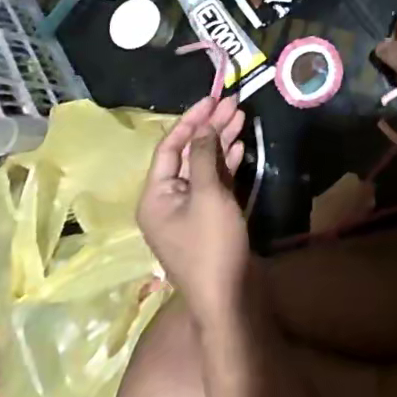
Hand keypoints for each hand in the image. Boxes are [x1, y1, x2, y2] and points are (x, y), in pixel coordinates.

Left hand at [138, 96, 249, 319]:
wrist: (228, 296)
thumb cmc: (211, 245)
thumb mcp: (208, 196)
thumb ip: (205, 157)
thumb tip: (203, 127)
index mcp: (155, 196)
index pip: (169, 147)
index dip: (191, 120)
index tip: (213, 99)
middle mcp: (166, 201)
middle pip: (188, 153)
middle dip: (210, 128)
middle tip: (234, 103)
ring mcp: (187, 211)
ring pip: (203, 166)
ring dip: (221, 141)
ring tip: (241, 117)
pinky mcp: (208, 218)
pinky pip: (214, 182)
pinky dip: (227, 163)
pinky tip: (241, 146)